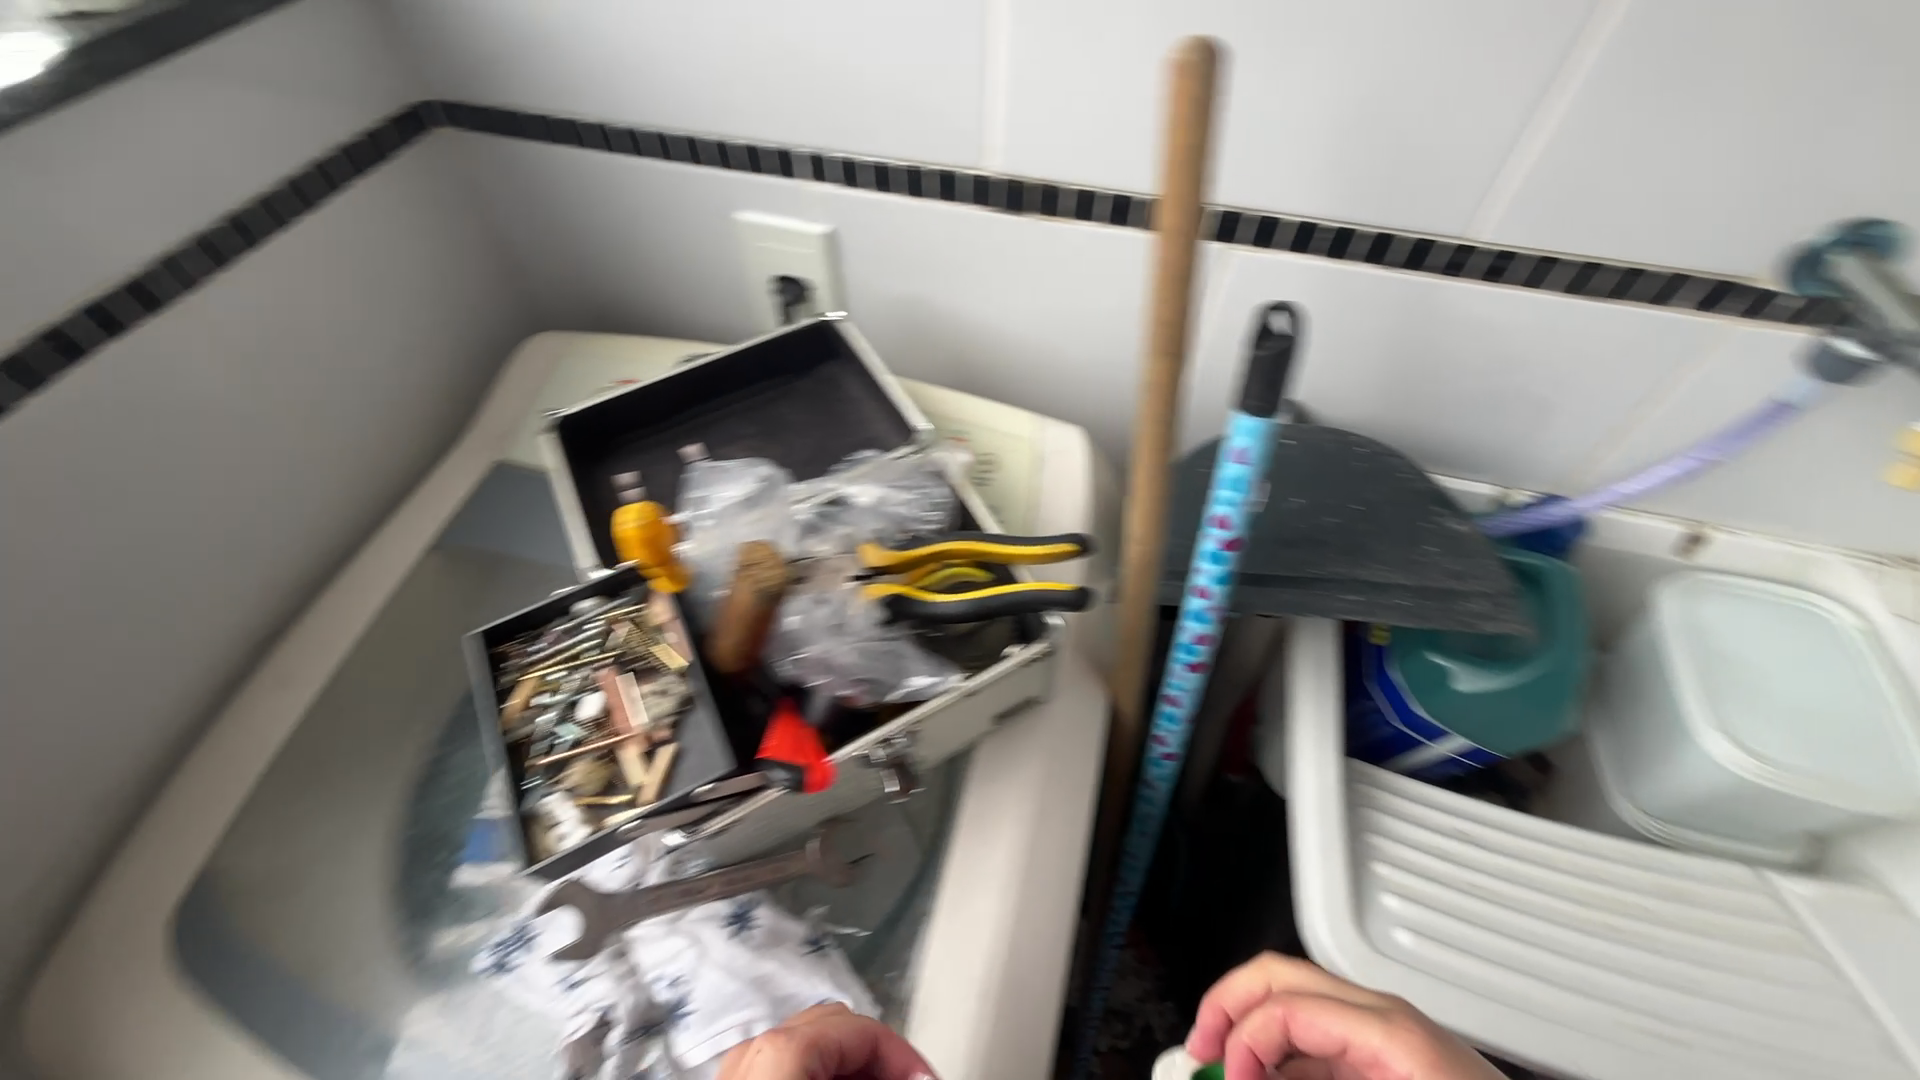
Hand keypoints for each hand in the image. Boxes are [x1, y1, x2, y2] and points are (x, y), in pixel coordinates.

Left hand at [717, 1003, 935, 1079]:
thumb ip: (890, 1075)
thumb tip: (926, 1077)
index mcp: (784, 1047)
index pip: (865, 1028)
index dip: (906, 1055)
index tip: (929, 1078)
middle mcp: (755, 1049)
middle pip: (838, 1028)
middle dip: (878, 1056)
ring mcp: (736, 1071)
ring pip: (811, 1047)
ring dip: (852, 1066)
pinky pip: (785, 1066)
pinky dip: (820, 1074)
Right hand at [1186, 953, 1502, 1079]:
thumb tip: (1244, 1074)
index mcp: (1385, 1030)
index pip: (1283, 1005)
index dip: (1242, 1038)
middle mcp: (1381, 1015)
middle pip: (1280, 978)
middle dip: (1229, 1006)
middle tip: (1200, 1051)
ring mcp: (1384, 1031)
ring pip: (1294, 1003)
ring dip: (1253, 1031)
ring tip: (1228, 1069)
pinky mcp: (1387, 1056)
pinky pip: (1319, 1039)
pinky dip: (1283, 1057)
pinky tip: (1268, 1079)